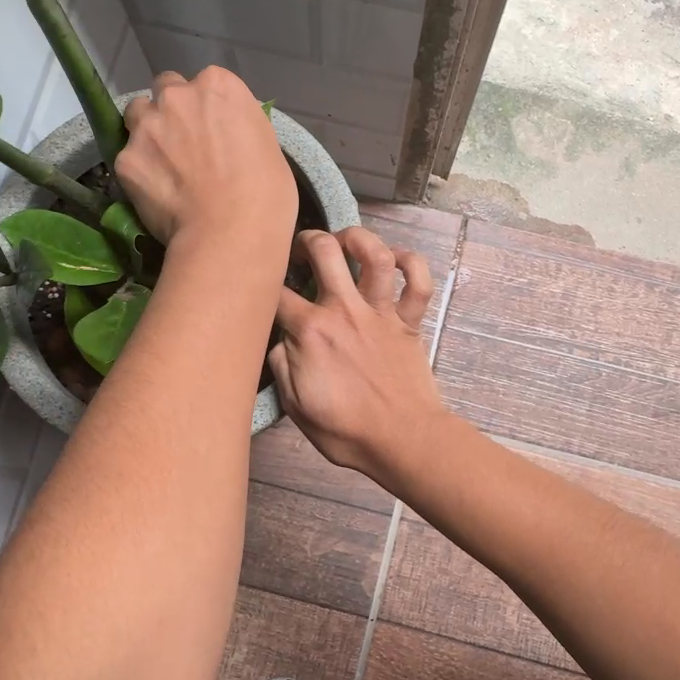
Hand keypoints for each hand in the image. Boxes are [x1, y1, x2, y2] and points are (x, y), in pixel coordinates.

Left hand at [114, 68, 295, 256]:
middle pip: (165, 90)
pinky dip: (139, 173)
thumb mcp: (267, 147)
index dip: (207, 108)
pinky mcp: (126, 160)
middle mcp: (178, 96)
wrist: (231, 236)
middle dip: (172, 111)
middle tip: (184, 145)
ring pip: (137, 115)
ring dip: (147, 132)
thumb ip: (238, 129)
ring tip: (162, 165)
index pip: (205, 83)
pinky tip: (156, 195)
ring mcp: (147, 126)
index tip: (212, 131)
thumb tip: (226, 138)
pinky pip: (129, 160)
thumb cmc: (266, 196)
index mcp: (219, 86)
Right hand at [270, 228, 449, 481]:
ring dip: (358, 238)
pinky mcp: (409, 322)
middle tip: (299, 251)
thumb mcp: (295, 407)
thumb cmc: (347, 431)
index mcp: (310, 333)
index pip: (276, 293)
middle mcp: (344, 312)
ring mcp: (380, 313)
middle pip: (323, 250)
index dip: (262, 284)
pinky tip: (397, 261)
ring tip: (345, 243)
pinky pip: (418, 281)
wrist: (402, 441)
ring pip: (374, 254)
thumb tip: (278, 341)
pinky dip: (412, 263)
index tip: (260, 286)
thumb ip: (281, 366)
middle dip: (306, 239)